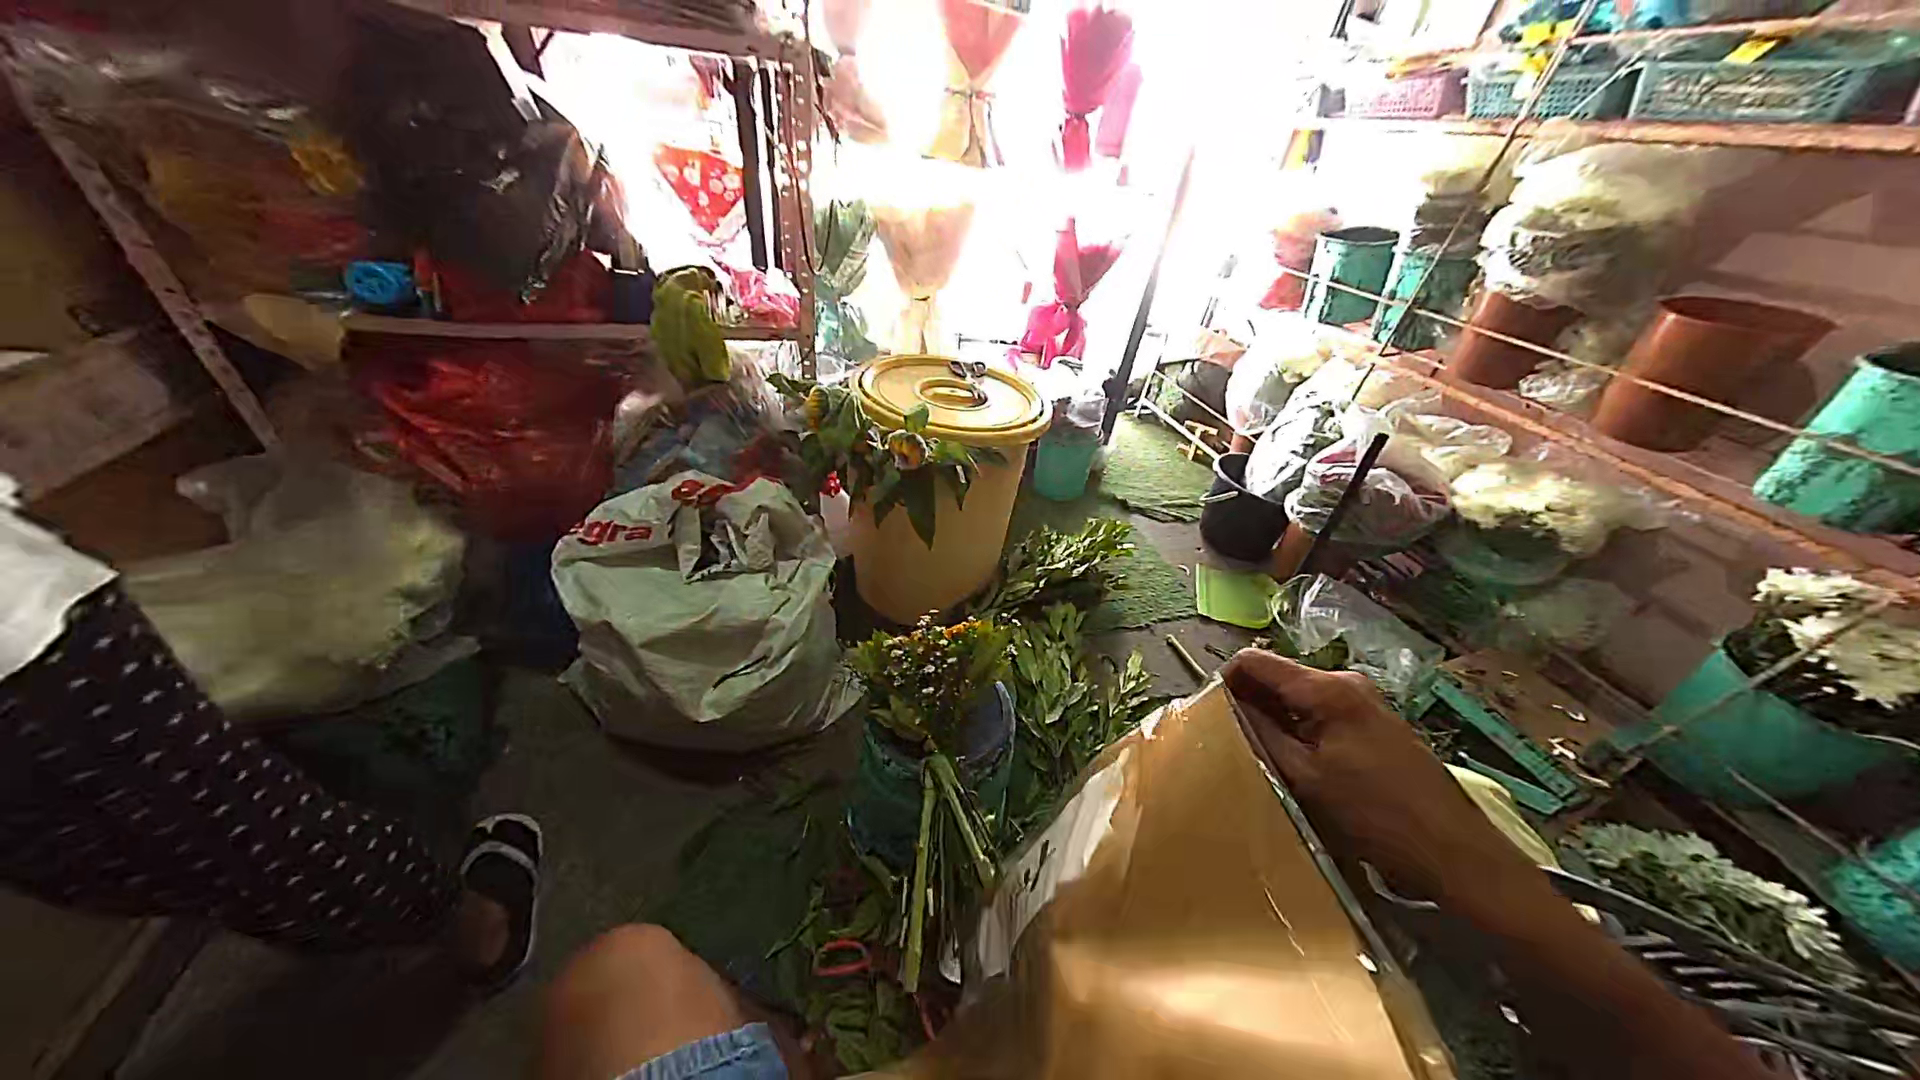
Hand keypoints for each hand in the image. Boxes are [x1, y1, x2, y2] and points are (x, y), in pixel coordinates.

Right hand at [1222, 650, 1538, 912]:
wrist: (1455, 851)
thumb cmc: (1373, 815)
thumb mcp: (1302, 776)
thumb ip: (1259, 731)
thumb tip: (1224, 704)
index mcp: (1325, 688)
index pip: (1253, 661)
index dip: (1226, 681)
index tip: (1211, 715)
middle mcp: (1345, 681)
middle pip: (1276, 676)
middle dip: (1250, 702)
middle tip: (1234, 740)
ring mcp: (1364, 699)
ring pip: (1297, 696)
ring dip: (1275, 718)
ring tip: (1264, 755)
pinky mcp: (1375, 719)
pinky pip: (1321, 710)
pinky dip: (1300, 727)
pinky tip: (1300, 762)